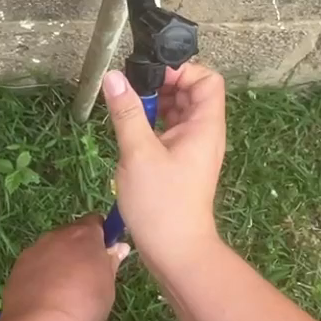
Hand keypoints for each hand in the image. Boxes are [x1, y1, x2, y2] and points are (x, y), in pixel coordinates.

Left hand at [0, 216, 128, 320]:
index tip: (104, 254)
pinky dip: (40, 274)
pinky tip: (43, 297)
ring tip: (61, 291)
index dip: (100, 236)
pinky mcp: (17, 266)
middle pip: (71, 234)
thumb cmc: (85, 305)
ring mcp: (34, 249)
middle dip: (77, 249)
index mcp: (84, 235)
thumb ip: (111, 263)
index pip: (95, 222)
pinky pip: (34, 264)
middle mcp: (57, 235)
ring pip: (50, 249)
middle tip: (84, 276)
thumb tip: (118, 247)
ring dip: (57, 261)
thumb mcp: (108, 286)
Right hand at [101, 62, 226, 272]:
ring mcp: (192, 150)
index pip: (207, 79)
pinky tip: (131, 135)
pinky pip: (169, 133)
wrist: (176, 251)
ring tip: (129, 114)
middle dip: (163, 86)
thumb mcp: (138, 153)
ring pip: (178, 113)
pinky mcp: (180, 164)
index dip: (182, 70)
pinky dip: (152, 126)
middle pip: (192, 93)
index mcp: (204, 126)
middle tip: (134, 93)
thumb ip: (127, 112)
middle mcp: (204, 134)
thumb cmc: (161, 203)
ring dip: (155, 106)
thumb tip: (114, 77)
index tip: (150, 76)